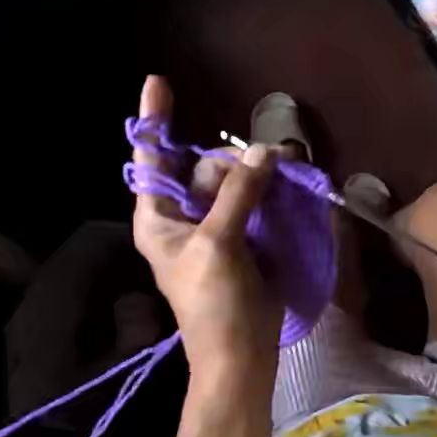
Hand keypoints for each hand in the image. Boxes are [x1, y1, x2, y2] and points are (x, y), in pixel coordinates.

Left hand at [131, 76, 281, 389]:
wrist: (240, 355)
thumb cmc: (213, 303)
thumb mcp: (219, 244)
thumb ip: (238, 195)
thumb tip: (263, 152)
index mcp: (158, 219)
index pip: (151, 159)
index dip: (154, 120)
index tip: (158, 81)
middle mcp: (181, 217)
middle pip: (202, 168)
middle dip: (231, 161)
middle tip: (269, 165)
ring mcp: (213, 228)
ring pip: (231, 183)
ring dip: (254, 173)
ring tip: (284, 168)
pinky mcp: (240, 239)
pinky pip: (250, 201)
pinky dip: (265, 190)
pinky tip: (285, 182)